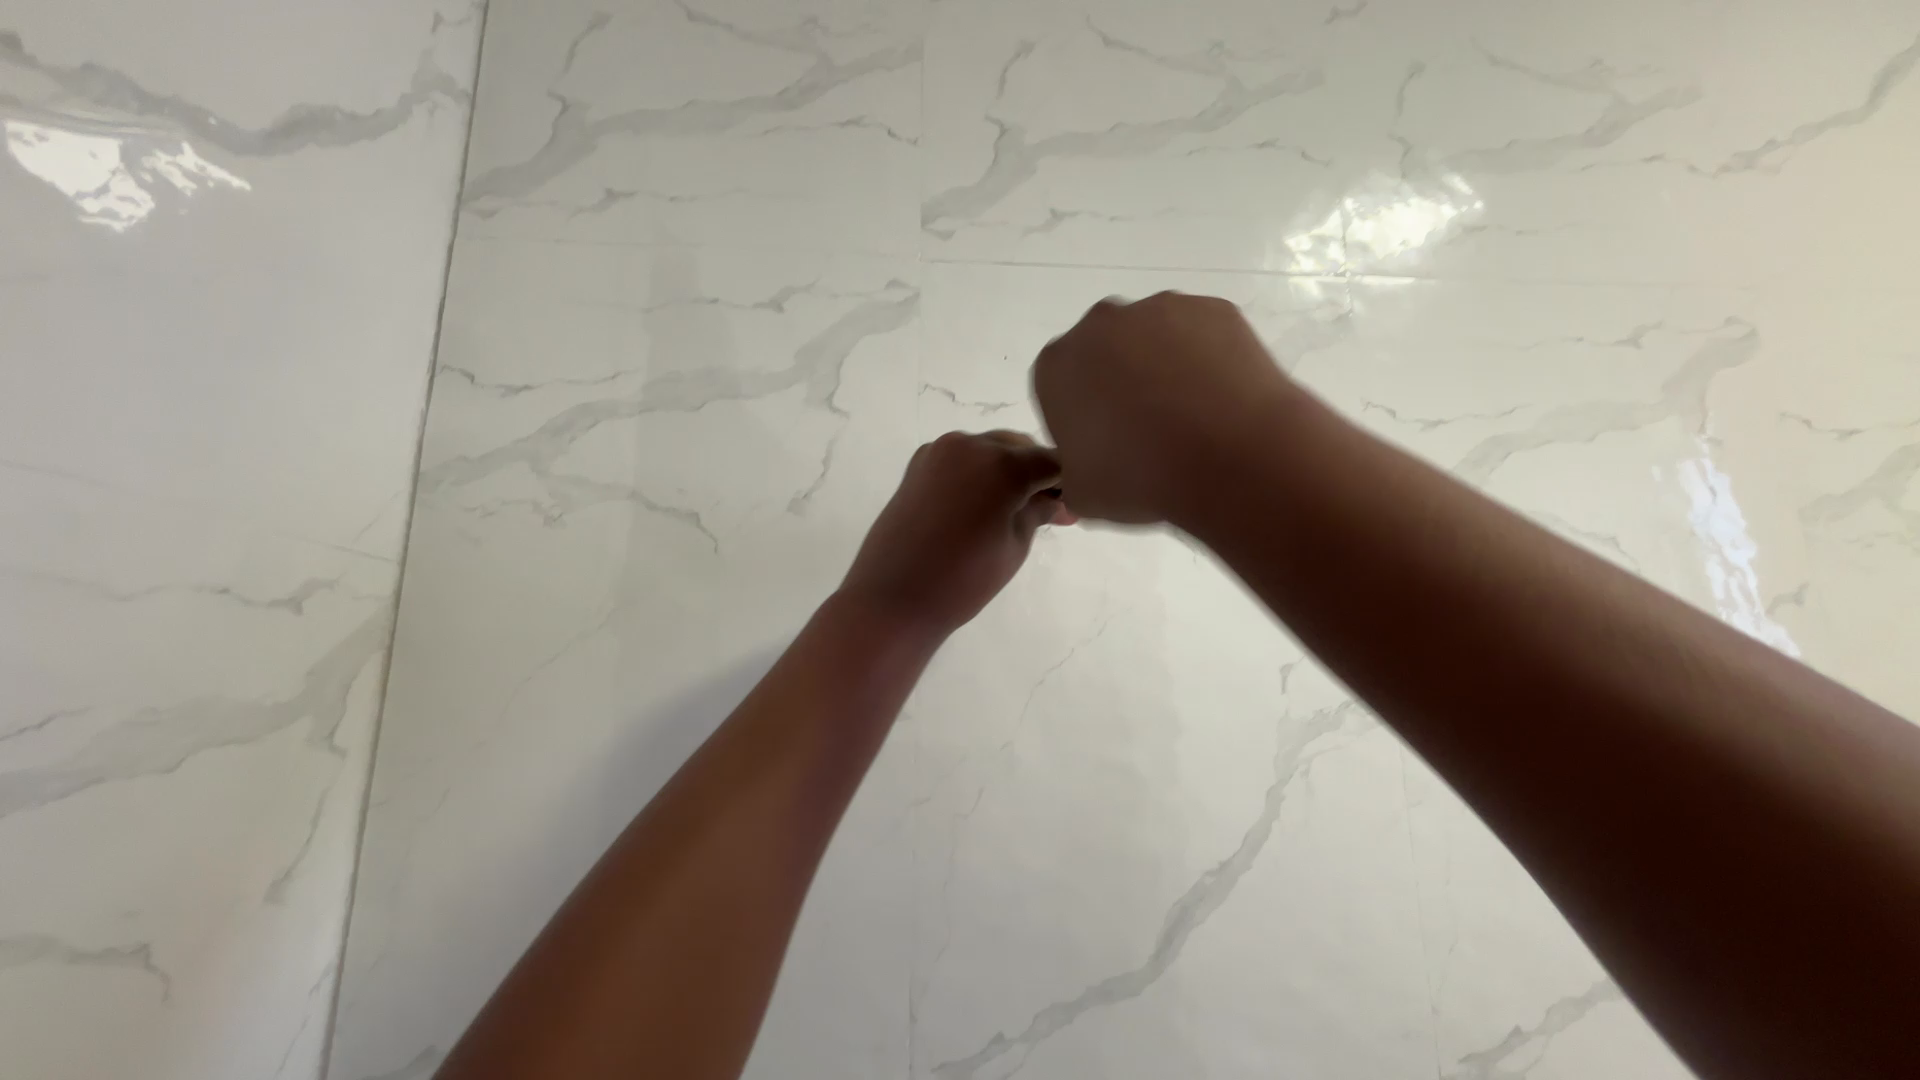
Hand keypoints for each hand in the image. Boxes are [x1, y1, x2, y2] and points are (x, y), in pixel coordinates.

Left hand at [838, 431, 1072, 637]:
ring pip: (991, 450)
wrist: (894, 598)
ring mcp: (940, 451)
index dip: (1069, 483)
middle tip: (1050, 515)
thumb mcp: (1015, 546)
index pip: (1052, 461)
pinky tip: (985, 506)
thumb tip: (1061, 502)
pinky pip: (963, 459)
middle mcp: (971, 444)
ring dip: (1009, 472)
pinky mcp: (920, 464)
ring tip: (1016, 513)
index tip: (1075, 507)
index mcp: (1002, 463)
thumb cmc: (964, 580)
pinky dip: (980, 474)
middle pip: (1020, 449)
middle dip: (1038, 475)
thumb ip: (1039, 512)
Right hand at [1031, 291, 1296, 524]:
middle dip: (1118, 383)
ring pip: (1153, 338)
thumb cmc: (1140, 479)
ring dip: (1162, 367)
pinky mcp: (1213, 308)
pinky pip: (1200, 334)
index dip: (1081, 417)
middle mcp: (1100, 324)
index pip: (1059, 387)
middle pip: (1104, 352)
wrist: (1230, 459)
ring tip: (1190, 416)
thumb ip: (1073, 475)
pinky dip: (1205, 359)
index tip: (1104, 445)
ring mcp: (1159, 309)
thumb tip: (1089, 473)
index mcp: (1056, 366)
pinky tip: (1219, 399)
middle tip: (1146, 430)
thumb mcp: (1083, 496)